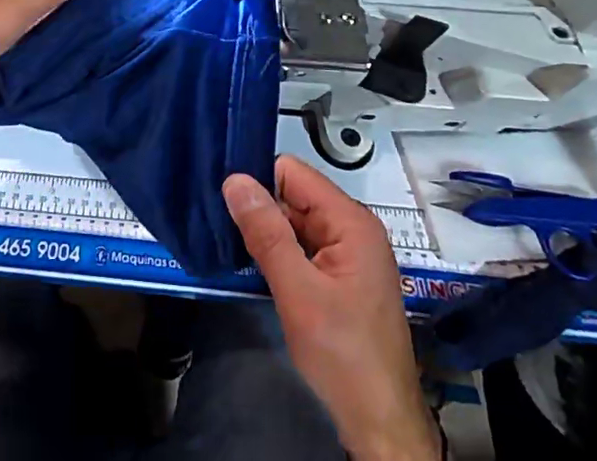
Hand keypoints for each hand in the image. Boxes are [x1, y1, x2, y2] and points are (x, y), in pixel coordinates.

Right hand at [225, 156, 440, 460]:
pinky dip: (276, 254)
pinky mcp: (338, 277)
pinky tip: (251, 265)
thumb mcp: (298, 292)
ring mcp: (346, 254)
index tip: (221, 196)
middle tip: (216, 224)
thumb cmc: (343, 354)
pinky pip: (301, 248)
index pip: (293, 173)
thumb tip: (235, 180)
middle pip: (293, 197)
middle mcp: (351, 228)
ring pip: (294, 224)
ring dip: (265, 234)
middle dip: (258, 208)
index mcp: (350, 221)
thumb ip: (266, 233)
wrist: (379, 423)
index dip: (258, 180)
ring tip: (226, 243)